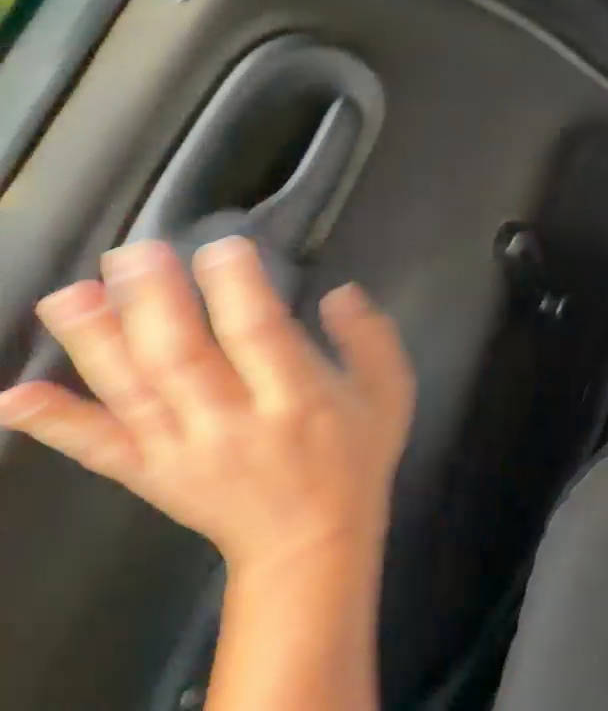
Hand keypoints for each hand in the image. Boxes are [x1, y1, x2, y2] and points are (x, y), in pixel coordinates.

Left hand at [0, 238, 414, 575]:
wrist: (311, 538)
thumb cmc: (357, 456)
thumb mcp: (391, 393)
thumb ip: (369, 341)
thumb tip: (340, 293)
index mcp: (300, 399)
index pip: (260, 335)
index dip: (237, 288)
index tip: (221, 247)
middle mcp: (235, 422)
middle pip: (183, 356)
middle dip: (155, 302)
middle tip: (135, 253)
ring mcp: (183, 450)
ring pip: (132, 391)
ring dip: (95, 343)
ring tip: (69, 294)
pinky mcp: (148, 474)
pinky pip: (96, 448)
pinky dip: (54, 423)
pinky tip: (15, 396)